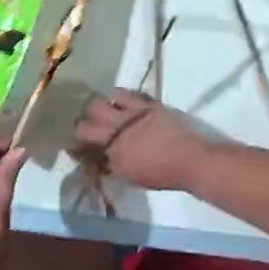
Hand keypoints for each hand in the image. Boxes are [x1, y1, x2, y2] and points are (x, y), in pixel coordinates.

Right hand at [73, 90, 209, 192]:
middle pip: (88, 115)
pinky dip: (118, 96)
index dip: (76, 140)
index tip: (77, 143)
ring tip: (103, 108)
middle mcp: (118, 128)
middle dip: (83, 119)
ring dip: (99, 103)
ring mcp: (133, 113)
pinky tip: (119, 100)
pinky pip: (127, 93)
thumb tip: (99, 159)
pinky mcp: (148, 103)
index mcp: (112, 150)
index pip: (83, 140)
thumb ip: (112, 165)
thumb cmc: (163, 174)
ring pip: (103, 99)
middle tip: (88, 124)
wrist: (192, 160)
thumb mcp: (130, 176)